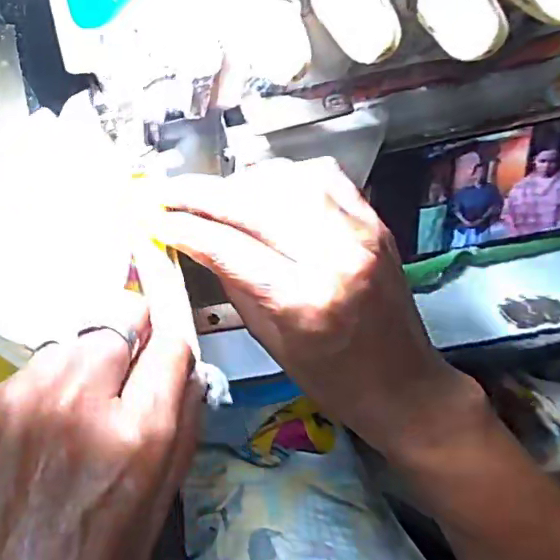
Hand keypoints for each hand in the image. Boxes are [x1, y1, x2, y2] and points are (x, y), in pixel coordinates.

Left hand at [0, 294, 197, 559]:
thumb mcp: (154, 518)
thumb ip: (177, 433)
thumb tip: (185, 372)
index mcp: (133, 436)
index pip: (166, 346)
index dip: (166, 351)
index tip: (159, 355)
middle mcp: (70, 401)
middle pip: (108, 329)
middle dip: (118, 353)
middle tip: (108, 393)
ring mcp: (9, 400)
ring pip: (57, 349)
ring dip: (68, 374)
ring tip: (58, 425)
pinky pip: (11, 383)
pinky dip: (22, 403)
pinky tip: (15, 452)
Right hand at [153, 158, 488, 463]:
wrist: (405, 384)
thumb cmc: (331, 376)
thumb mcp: (265, 336)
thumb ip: (229, 279)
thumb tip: (192, 240)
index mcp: (302, 299)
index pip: (226, 245)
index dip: (182, 227)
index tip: (155, 219)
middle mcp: (334, 257)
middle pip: (250, 204)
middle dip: (200, 194)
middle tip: (168, 193)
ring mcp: (358, 232)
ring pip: (284, 178)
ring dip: (238, 181)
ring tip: (214, 194)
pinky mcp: (372, 221)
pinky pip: (320, 176)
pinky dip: (284, 175)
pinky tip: (263, 188)